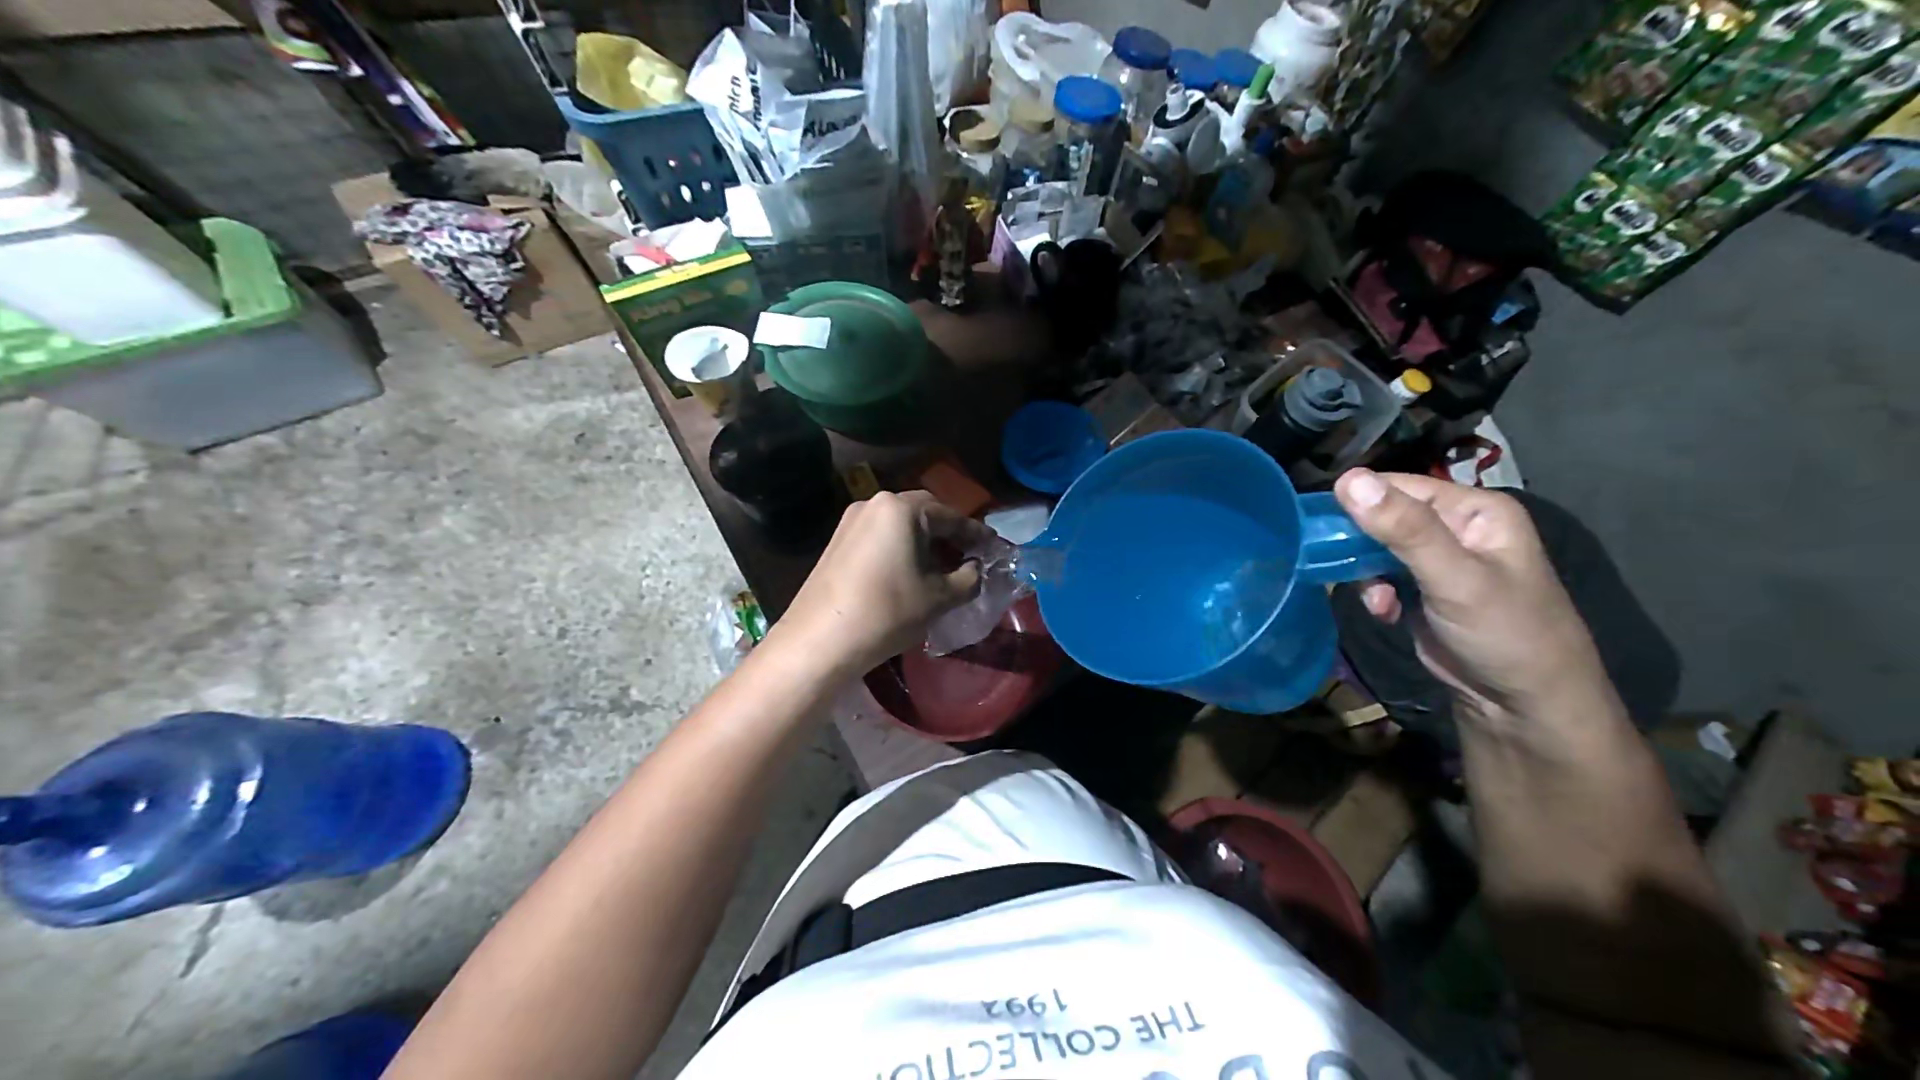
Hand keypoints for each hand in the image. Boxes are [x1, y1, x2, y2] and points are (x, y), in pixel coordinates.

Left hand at [773, 491, 992, 675]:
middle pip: (923, 513)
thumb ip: (968, 578)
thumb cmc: (887, 612)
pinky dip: (901, 548)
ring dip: (924, 541)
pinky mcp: (837, 542)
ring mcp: (851, 522)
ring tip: (942, 567)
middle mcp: (874, 504)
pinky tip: (910, 573)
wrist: (820, 639)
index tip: (994, 548)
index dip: (976, 534)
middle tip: (969, 555)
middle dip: (948, 533)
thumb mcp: (938, 598)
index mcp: (901, 509)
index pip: (950, 515)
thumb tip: (976, 569)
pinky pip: (880, 536)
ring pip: (899, 525)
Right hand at [1333, 469, 1614, 726]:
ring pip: (1374, 549)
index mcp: (1474, 509)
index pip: (1398, 486)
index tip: (1321, 527)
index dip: (1359, 501)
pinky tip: (1384, 613)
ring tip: (1377, 601)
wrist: (1524, 707)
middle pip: (1382, 516)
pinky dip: (1374, 594)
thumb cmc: (1504, 633)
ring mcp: (1436, 562)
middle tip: (1342, 567)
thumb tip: (1347, 478)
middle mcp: (1455, 527)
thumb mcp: (1454, 577)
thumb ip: (1404, 528)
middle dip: (1358, 545)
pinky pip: (1379, 577)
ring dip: (1364, 574)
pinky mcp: (1420, 592)